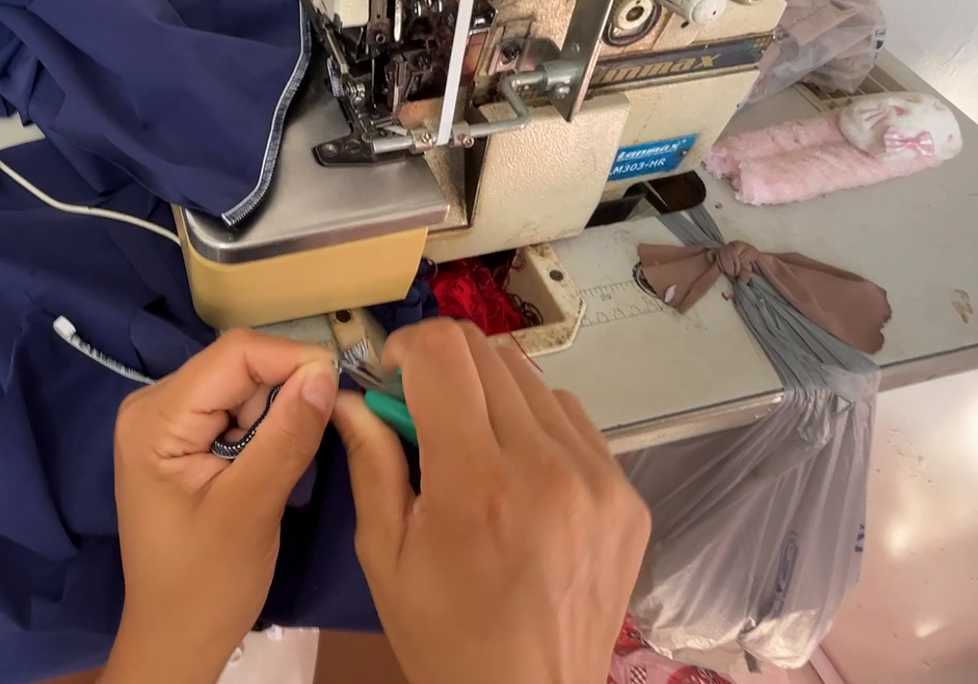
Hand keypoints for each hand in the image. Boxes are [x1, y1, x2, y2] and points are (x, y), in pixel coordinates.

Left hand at [102, 329, 338, 683]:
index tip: (339, 382)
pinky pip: (237, 407)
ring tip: (280, 466)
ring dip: (276, 413)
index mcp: (156, 416)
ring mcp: (168, 418)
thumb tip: (326, 372)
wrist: (176, 638)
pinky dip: (265, 427)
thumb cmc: (205, 585)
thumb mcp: (251, 510)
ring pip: (243, 385)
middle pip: (237, 365)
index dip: (291, 357)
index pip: (233, 355)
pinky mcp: (185, 435)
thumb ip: (287, 437)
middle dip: (284, 390)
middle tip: (312, 436)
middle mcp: (155, 403)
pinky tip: (266, 465)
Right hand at [332, 318, 650, 683]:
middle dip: (442, 363)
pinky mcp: (627, 495)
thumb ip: (369, 459)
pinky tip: (519, 466)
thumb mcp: (383, 551)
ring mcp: (598, 479)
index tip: (394, 374)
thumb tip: (350, 394)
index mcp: (475, 482)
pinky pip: (571, 416)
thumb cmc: (443, 632)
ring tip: (474, 440)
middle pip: (486, 351)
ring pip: (530, 376)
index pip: (444, 352)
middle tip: (424, 407)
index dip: (408, 345)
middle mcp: (546, 466)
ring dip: (489, 390)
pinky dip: (534, 420)